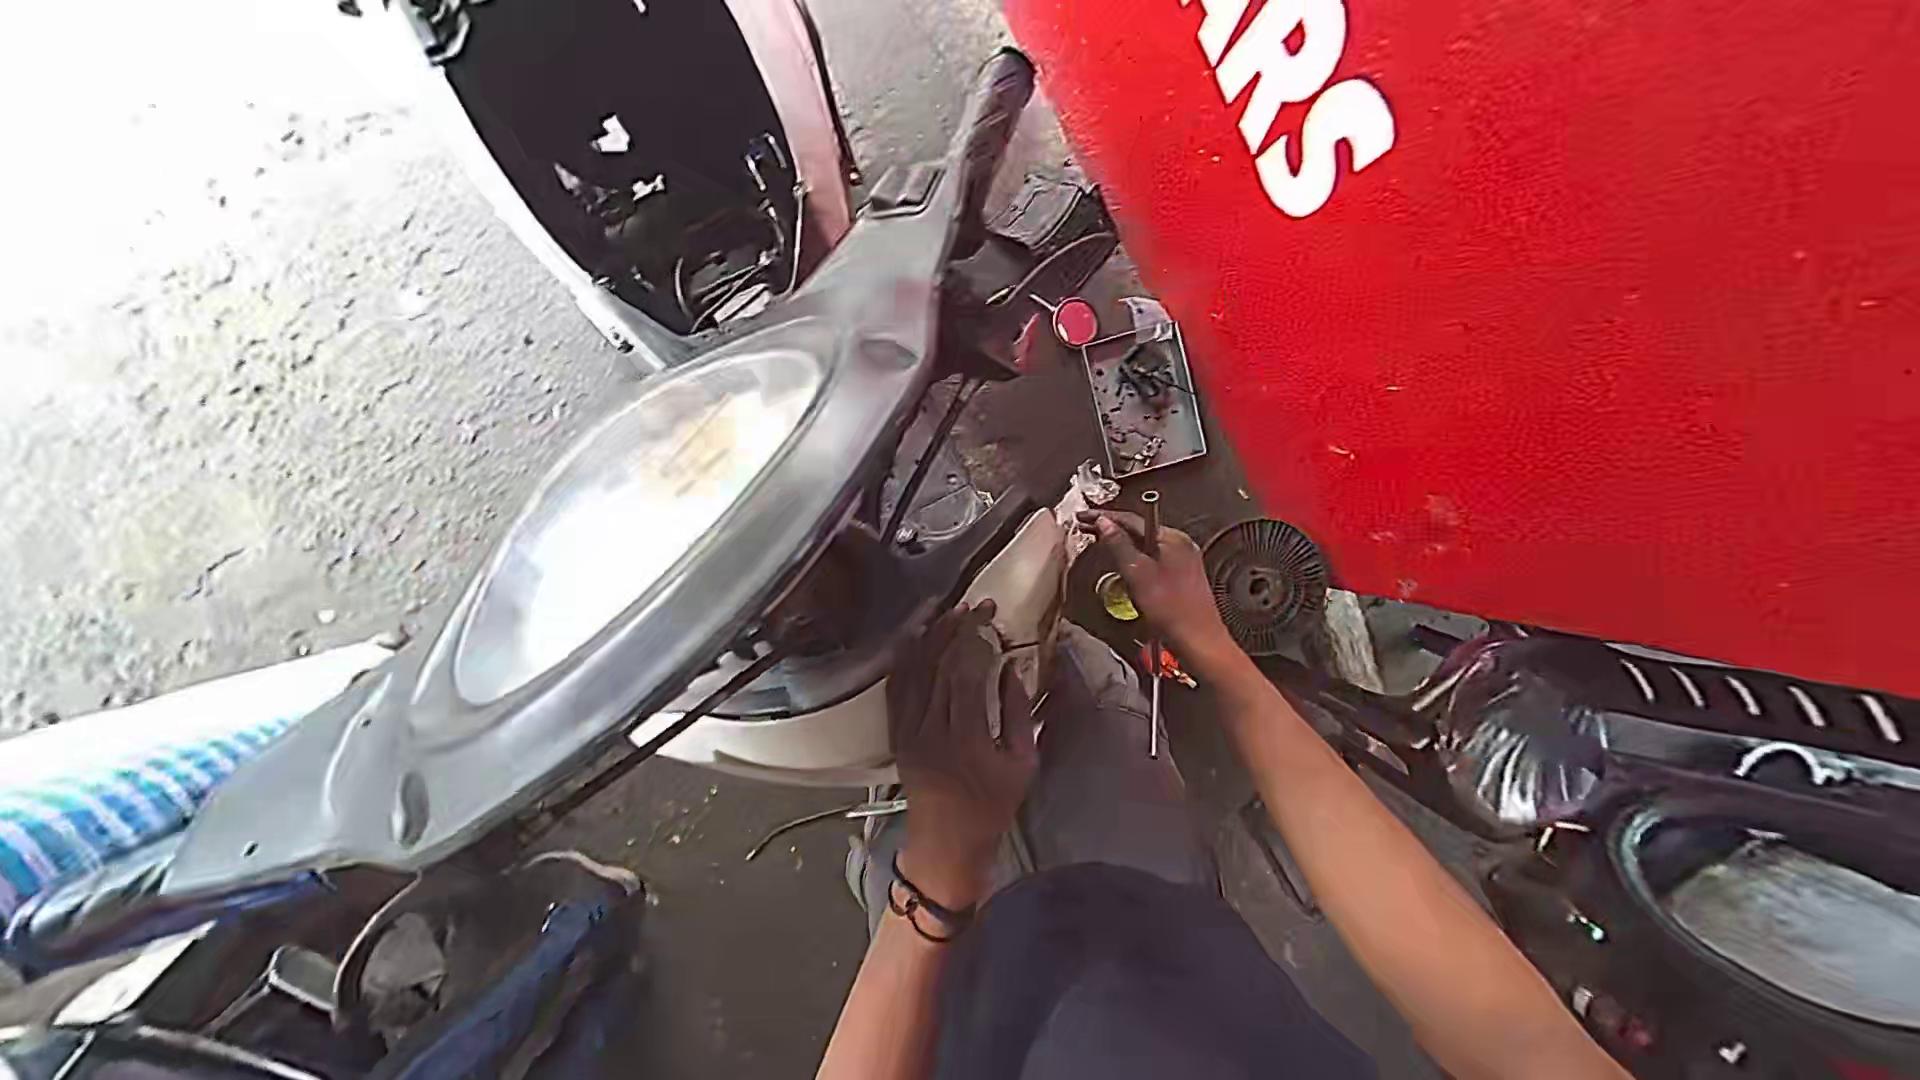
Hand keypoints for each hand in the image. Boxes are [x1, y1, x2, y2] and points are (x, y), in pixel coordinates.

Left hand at [887, 601, 1036, 908]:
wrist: (946, 843)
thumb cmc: (992, 805)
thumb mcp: (1022, 763)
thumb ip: (1018, 711)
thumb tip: (1010, 665)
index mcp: (965, 738)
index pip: (966, 672)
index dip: (977, 638)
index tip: (991, 617)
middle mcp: (930, 729)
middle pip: (939, 664)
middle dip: (958, 629)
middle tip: (976, 606)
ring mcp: (907, 730)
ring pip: (915, 670)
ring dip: (932, 636)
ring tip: (950, 613)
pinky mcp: (896, 733)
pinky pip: (897, 688)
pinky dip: (906, 659)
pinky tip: (916, 638)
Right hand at [1080, 510, 1239, 672]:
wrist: (1198, 642)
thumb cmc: (1172, 611)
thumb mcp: (1137, 573)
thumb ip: (1119, 545)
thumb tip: (1104, 523)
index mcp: (1173, 539)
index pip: (1133, 519)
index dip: (1105, 516)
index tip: (1085, 516)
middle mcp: (1181, 545)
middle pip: (1139, 530)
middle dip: (1111, 528)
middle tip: (1086, 526)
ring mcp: (1182, 561)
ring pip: (1145, 545)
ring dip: (1121, 543)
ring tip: (1099, 541)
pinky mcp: (1180, 577)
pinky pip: (1152, 558)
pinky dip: (1133, 557)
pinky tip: (1121, 563)